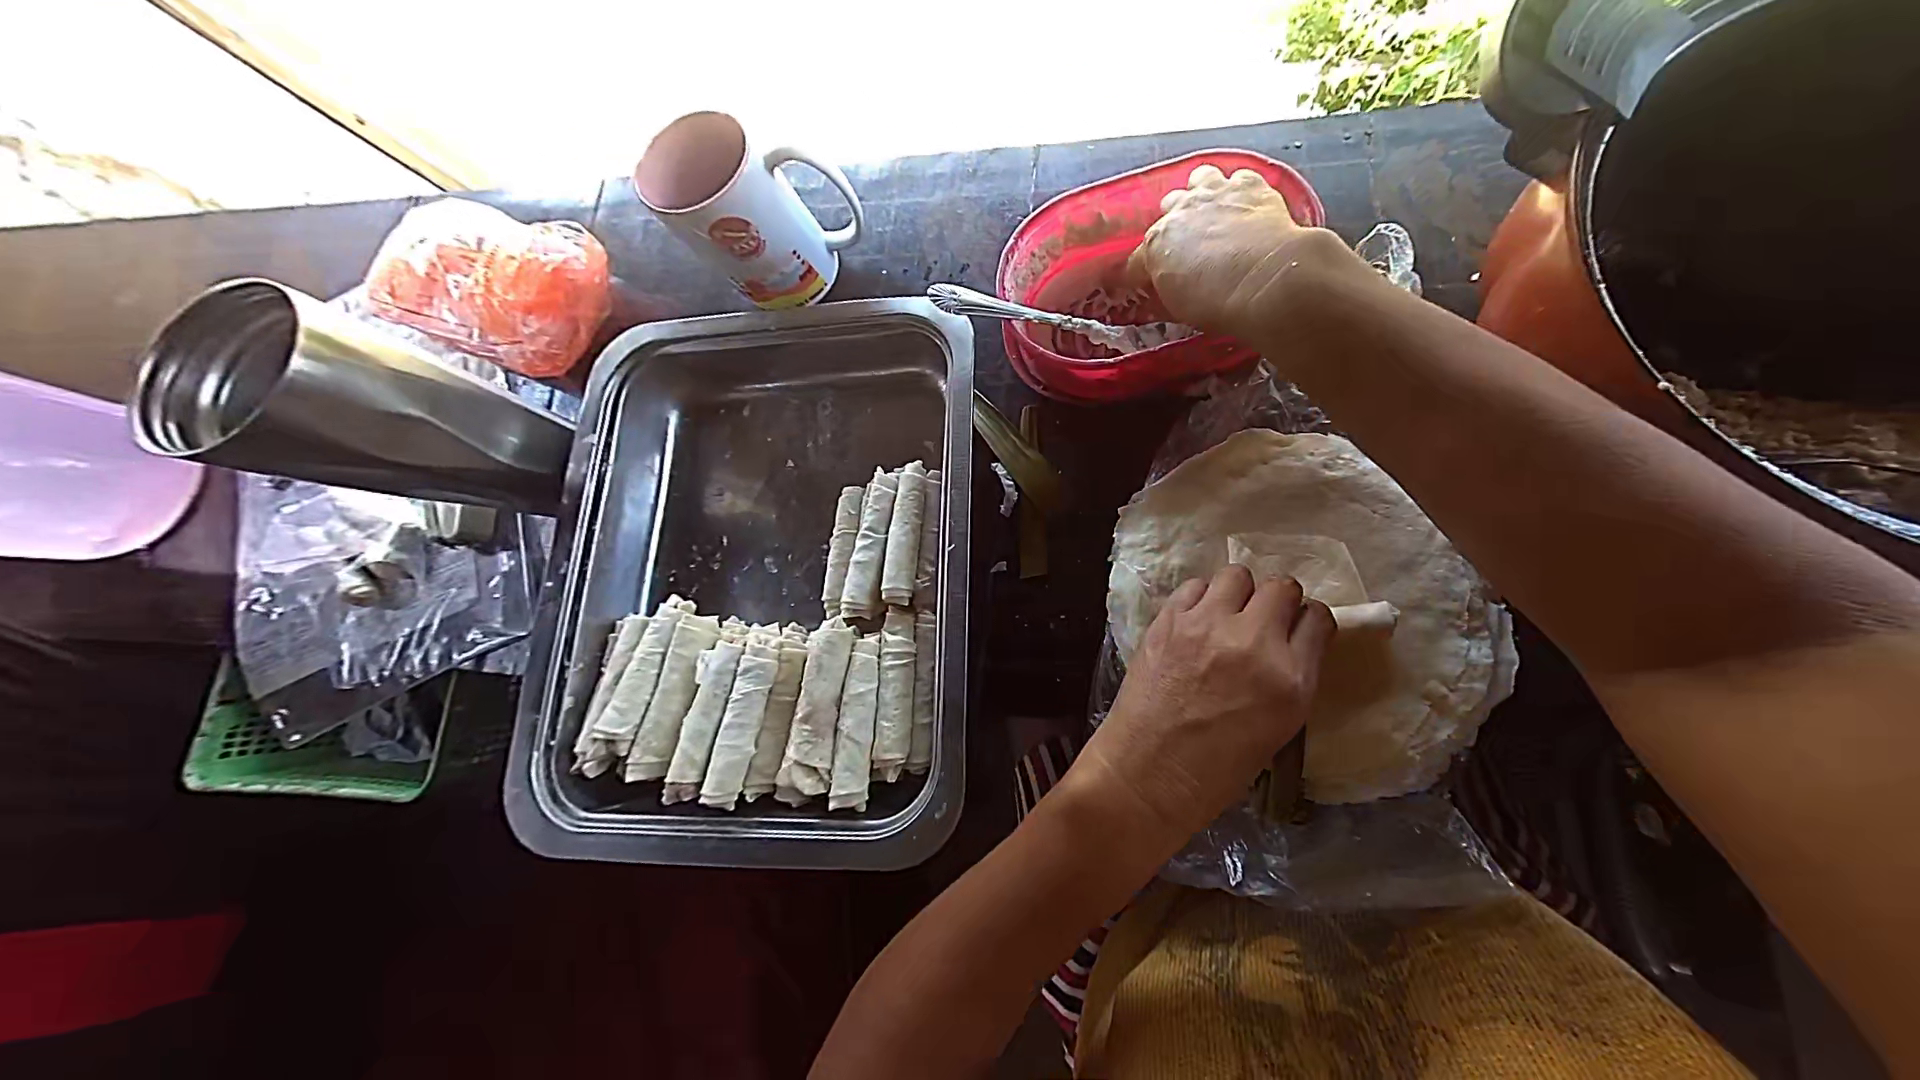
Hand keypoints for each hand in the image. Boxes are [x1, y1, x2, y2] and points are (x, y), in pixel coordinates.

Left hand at [1063, 565, 1334, 849]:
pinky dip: (1201, 599)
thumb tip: (1288, 641)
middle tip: (1263, 620)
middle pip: (1282, 588)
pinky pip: (1195, 586)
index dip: (1308, 620)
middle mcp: (1253, 642)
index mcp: (1291, 678)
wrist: (1149, 771)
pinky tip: (1196, 622)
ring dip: (1239, 593)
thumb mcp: (1280, 726)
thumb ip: (1291, 675)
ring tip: (1227, 616)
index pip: (1318, 619)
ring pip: (1237, 575)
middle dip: (1279, 601)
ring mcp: (1206, 625)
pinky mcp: (1168, 620)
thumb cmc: (1218, 767)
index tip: (1298, 627)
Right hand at [1123, 165, 1351, 339]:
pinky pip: (1239, 178)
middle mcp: (1180, 210)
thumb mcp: (1178, 307)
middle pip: (1169, 207)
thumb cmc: (1215, 303)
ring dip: (1203, 193)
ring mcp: (1215, 193)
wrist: (1264, 281)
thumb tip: (1168, 289)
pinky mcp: (1251, 185)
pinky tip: (1245, 207)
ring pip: (1200, 178)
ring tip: (1213, 212)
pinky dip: (1240, 191)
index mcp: (1155, 244)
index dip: (1143, 273)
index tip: (1149, 284)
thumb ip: (1167, 290)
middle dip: (1174, 222)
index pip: (1139, 260)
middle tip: (1186, 243)